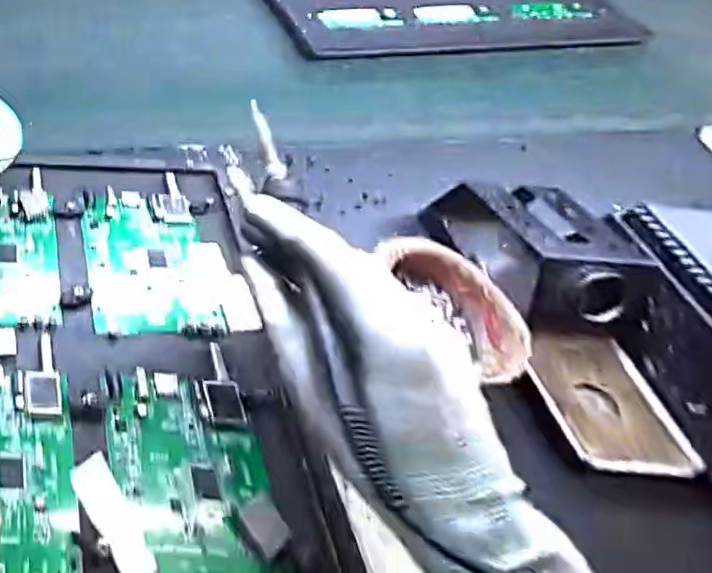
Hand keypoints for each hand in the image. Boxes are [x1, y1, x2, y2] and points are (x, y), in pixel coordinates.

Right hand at [236, 193, 589, 572]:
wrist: (465, 508)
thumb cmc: (374, 461)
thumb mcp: (311, 395)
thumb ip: (283, 324)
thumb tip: (253, 269)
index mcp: (383, 332)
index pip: (326, 253)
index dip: (283, 222)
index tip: (246, 203)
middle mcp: (410, 313)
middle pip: (343, 252)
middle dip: (293, 230)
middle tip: (247, 217)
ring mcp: (426, 318)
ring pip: (358, 263)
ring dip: (312, 247)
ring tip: (267, 239)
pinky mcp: (429, 327)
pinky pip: (371, 283)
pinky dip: (333, 268)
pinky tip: (307, 272)